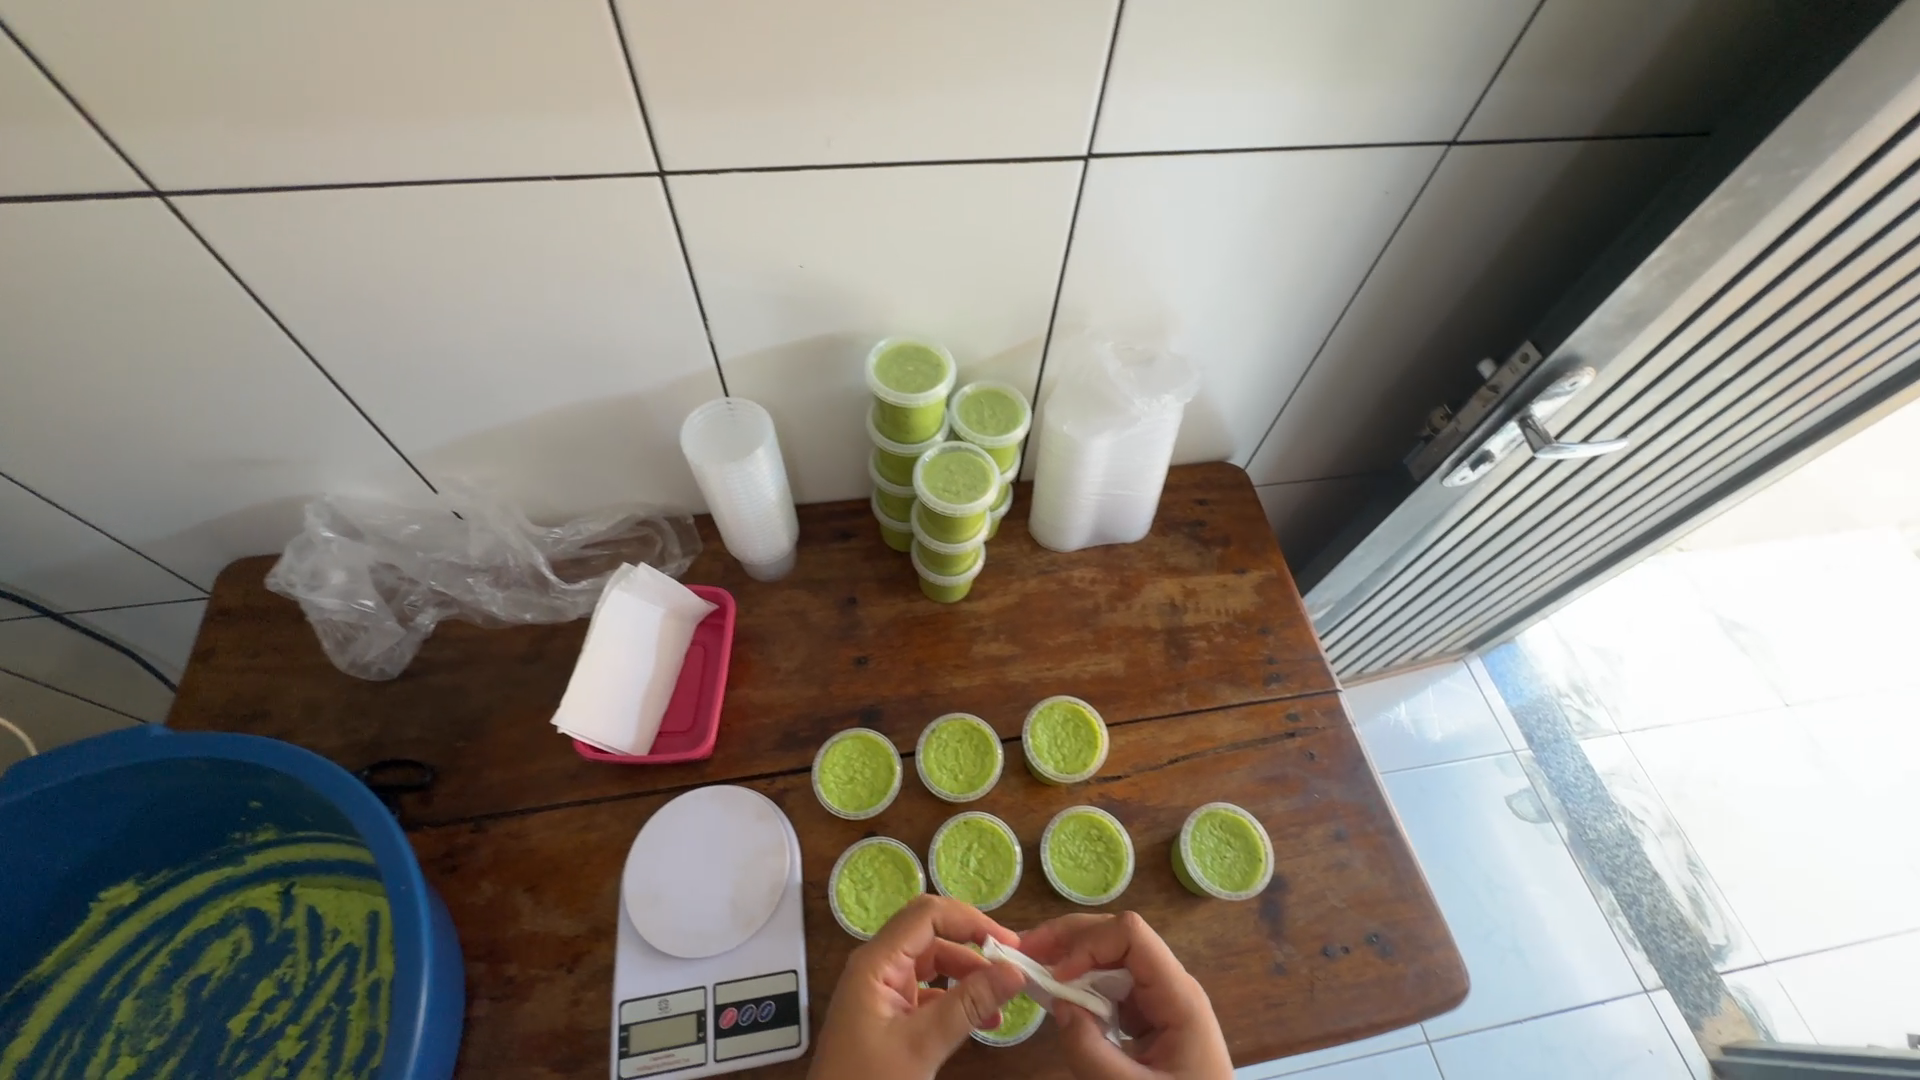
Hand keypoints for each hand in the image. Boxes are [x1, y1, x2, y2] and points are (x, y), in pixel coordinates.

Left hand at [807, 894, 1027, 1079]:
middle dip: (972, 945)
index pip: (927, 916)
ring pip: (933, 962)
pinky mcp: (889, 1012)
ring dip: (968, 976)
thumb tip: (1014, 971)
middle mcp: (878, 965)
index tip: (1009, 943)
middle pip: (931, 934)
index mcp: (876, 961)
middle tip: (1010, 963)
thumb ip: (968, 1005)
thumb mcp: (922, 1046)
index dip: (970, 921)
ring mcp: (883, 988)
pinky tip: (982, 1019)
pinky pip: (929, 991)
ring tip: (1001, 1001)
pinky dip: (956, 999)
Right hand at [1020, 911, 1231, 1079]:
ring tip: (1033, 966)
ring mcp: (1160, 1001)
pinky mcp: (1149, 1020)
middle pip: (1117, 937)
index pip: (1131, 934)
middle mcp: (1170, 986)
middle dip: (1070, 938)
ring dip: (1070, 957)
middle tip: (1024, 951)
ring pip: (1110, 958)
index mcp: (1179, 996)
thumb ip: (1091, 1053)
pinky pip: (1111, 987)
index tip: (1056, 974)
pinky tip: (1057, 993)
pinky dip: (1080, 983)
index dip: (1089, 943)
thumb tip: (1059, 1004)